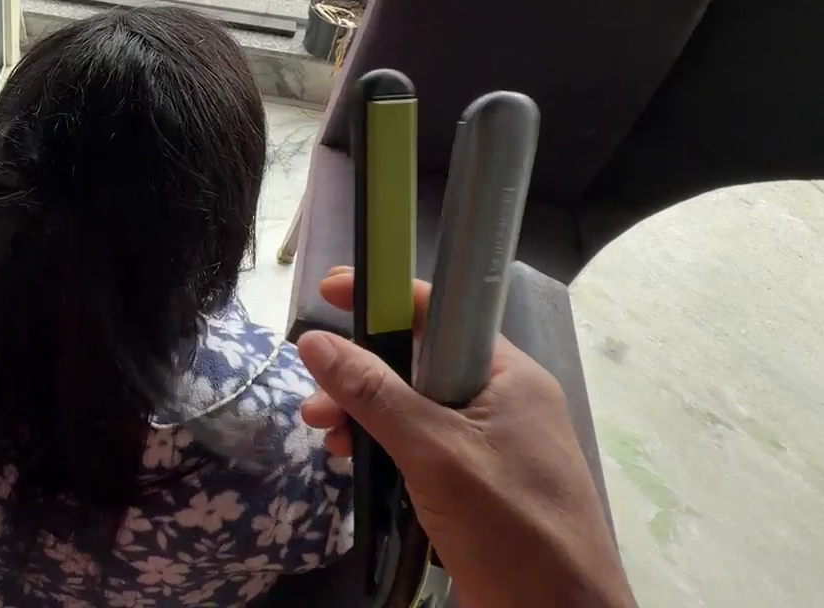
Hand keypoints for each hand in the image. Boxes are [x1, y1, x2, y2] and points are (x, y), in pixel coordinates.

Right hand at [296, 267, 634, 607]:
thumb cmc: (511, 532)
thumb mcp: (434, 453)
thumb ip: (372, 392)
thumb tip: (311, 339)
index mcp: (506, 376)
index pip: (439, 310)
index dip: (383, 295)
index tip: (328, 292)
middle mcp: (497, 399)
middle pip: (411, 358)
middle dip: (356, 370)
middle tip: (314, 388)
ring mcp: (485, 440)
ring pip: (405, 400)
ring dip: (357, 410)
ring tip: (322, 431)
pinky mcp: (471, 478)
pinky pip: (412, 437)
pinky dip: (375, 440)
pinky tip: (346, 455)